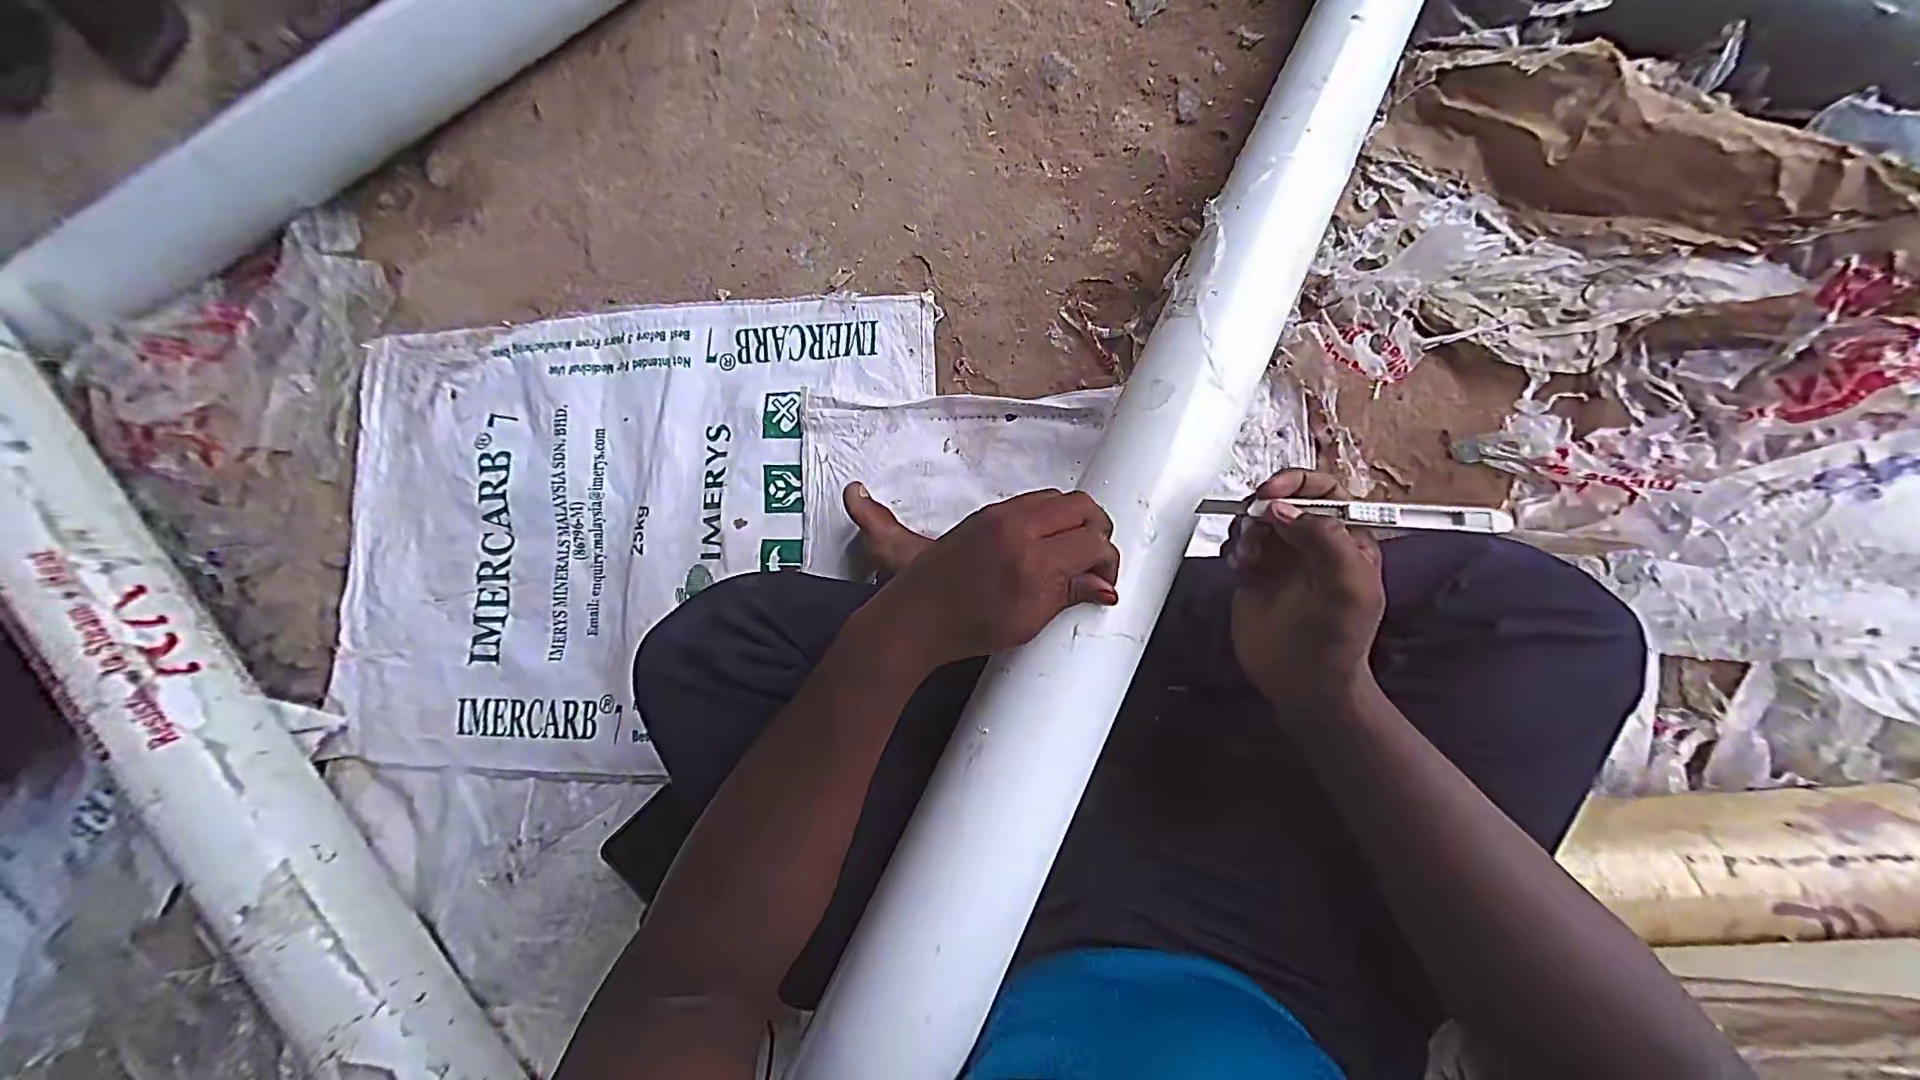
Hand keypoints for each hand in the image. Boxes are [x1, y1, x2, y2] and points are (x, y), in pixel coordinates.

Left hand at [847, 483, 1119, 667]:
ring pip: (1058, 498)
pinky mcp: (986, 512)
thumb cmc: (962, 625)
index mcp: (1031, 560)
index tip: (1103, 577)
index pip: (1093, 542)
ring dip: (1075, 519)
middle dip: (1099, 530)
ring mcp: (998, 515)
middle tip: (1096, 558)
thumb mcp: (1028, 621)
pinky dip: (1049, 514)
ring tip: (1071, 551)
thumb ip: (1070, 594)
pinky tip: (1046, 541)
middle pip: (1082, 506)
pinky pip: (1032, 499)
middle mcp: (1016, 528)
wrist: (916, 616)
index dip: (1108, 561)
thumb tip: (1101, 586)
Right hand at [1227, 469, 1384, 708]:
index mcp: (1346, 538)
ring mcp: (1282, 556)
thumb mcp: (1347, 585)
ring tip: (1249, 558)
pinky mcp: (1254, 572)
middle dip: (1263, 508)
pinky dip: (1233, 548)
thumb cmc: (1337, 638)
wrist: (1302, 680)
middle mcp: (1312, 542)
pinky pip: (1237, 544)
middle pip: (1283, 500)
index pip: (1326, 490)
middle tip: (1255, 526)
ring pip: (1255, 520)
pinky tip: (1241, 568)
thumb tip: (1282, 509)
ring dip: (1246, 530)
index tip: (1273, 492)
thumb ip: (1325, 539)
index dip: (1298, 483)